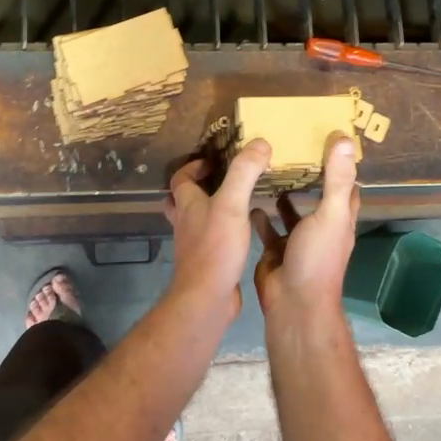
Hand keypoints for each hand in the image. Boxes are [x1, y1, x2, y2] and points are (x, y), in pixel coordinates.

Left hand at [164, 140, 271, 309]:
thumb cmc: (215, 248)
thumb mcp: (233, 204)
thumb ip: (244, 173)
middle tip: (218, 181)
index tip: (210, 161)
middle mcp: (186, 224)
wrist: (207, 298)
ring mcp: (194, 246)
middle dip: (195, 188)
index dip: (191, 168)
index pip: (180, 180)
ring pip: (195, 222)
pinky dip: (222, 233)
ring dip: (208, 211)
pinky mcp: (207, 264)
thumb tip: (260, 142)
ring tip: (234, 204)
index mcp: (188, 206)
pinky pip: (211, 242)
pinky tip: (242, 234)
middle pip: (181, 201)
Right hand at [250, 132, 360, 324]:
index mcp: (340, 218)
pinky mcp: (275, 251)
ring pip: (291, 211)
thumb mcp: (330, 213)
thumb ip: (336, 178)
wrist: (293, 305)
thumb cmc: (317, 258)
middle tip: (290, 144)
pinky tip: (247, 197)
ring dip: (283, 192)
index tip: (328, 136)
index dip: (341, 163)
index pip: (346, 185)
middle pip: (318, 195)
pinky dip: (259, 213)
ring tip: (267, 166)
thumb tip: (344, 138)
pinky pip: (267, 227)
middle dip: (308, 173)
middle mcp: (321, 228)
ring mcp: (298, 240)